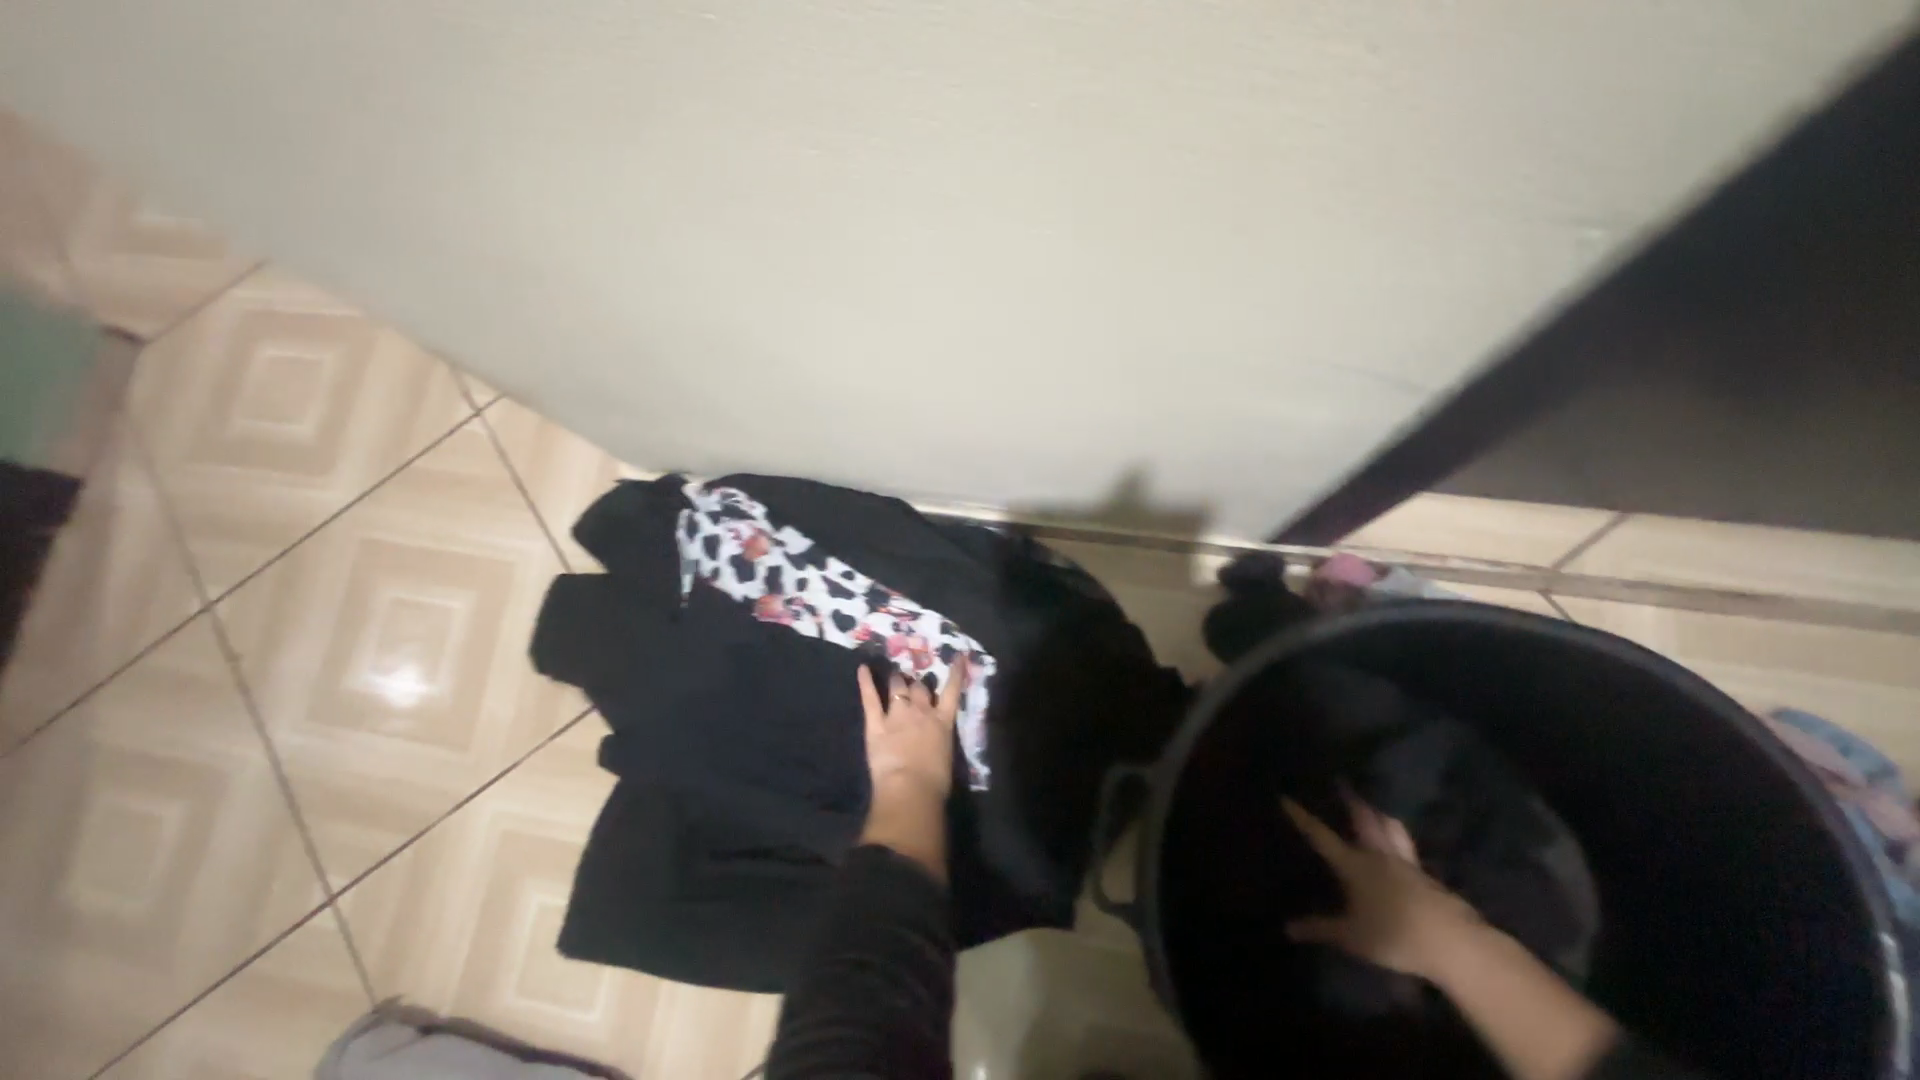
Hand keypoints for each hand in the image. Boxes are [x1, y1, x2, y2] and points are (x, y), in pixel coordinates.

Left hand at [856, 657, 965, 803]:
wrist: (910, 788)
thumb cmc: (935, 782)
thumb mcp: (946, 758)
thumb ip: (940, 744)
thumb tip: (934, 747)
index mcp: (943, 722)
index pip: (952, 690)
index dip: (955, 673)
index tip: (957, 657)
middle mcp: (921, 712)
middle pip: (920, 688)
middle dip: (916, 684)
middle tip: (913, 685)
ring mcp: (897, 715)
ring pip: (897, 688)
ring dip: (896, 681)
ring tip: (895, 677)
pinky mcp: (876, 723)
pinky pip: (870, 698)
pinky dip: (865, 682)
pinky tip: (862, 668)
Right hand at [1281, 793, 1481, 979]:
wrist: (1453, 943)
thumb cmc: (1393, 936)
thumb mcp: (1350, 937)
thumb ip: (1319, 929)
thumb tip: (1288, 928)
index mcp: (1355, 865)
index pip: (1322, 836)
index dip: (1302, 818)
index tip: (1286, 798)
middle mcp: (1379, 856)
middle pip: (1364, 820)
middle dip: (1351, 802)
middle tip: (1343, 785)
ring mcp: (1407, 864)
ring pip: (1391, 830)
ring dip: (1380, 816)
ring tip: (1375, 809)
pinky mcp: (1427, 878)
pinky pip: (1407, 850)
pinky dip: (1398, 841)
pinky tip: (1398, 852)